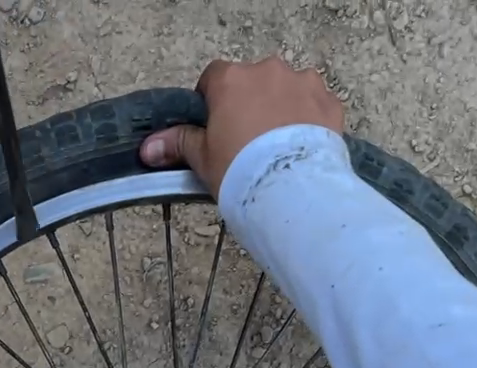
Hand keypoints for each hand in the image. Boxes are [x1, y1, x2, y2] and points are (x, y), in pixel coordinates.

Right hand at [140, 57, 348, 197]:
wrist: (290, 189)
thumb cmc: (239, 171)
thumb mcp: (203, 160)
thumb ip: (178, 145)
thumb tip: (147, 147)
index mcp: (231, 80)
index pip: (212, 79)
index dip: (210, 104)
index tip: (213, 129)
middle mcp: (267, 70)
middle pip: (252, 83)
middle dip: (248, 106)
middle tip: (245, 145)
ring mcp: (302, 82)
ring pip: (285, 91)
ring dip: (279, 110)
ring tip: (275, 150)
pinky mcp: (328, 101)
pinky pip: (313, 106)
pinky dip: (306, 121)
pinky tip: (299, 150)